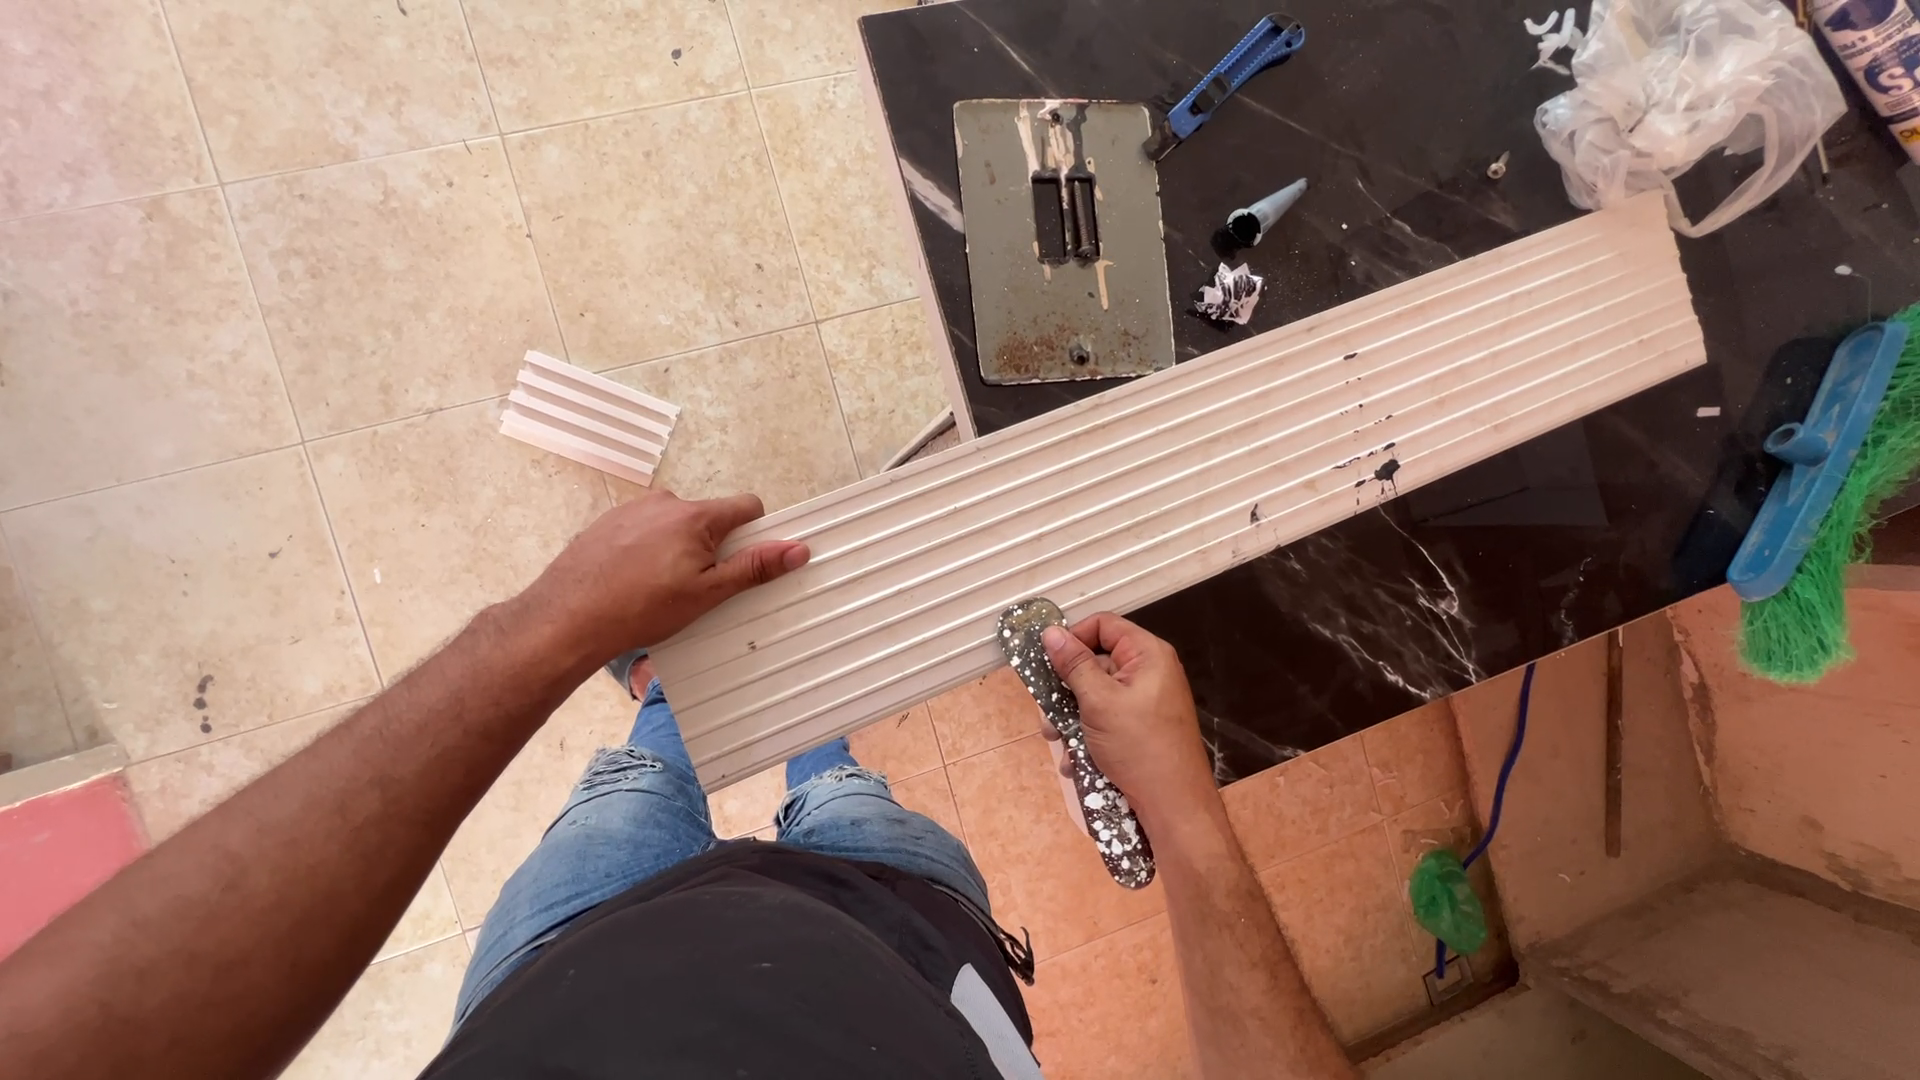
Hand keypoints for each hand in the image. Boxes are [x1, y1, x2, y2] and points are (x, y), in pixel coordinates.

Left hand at [516, 490, 807, 664]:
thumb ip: (754, 568)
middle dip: (713, 546)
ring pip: (676, 523)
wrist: (567, 618)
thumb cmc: (641, 608)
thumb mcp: (708, 593)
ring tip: (661, 587)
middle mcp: (666, 502)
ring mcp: (633, 510)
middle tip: (698, 585)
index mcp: (696, 516)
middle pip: (710, 517)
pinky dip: (649, 548)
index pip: (747, 506)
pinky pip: (645, 528)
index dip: (755, 533)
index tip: (744, 561)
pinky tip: (635, 580)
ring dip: (680, 547)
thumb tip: (796, 549)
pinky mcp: (607, 522)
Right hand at [1041, 613, 1213, 824]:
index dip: (1073, 638)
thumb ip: (1073, 664)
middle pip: (1096, 662)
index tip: (1048, 661)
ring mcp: (1145, 702)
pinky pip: (1105, 719)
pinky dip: (1087, 735)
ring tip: (1057, 740)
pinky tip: (1076, 760)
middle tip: (1046, 711)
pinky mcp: (1140, 728)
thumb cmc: (1139, 747)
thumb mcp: (1098, 702)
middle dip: (1066, 688)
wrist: (1174, 807)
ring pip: (1095, 695)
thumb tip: (1051, 632)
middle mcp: (1149, 672)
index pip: (1103, 625)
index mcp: (1147, 655)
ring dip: (1071, 716)